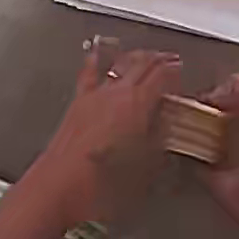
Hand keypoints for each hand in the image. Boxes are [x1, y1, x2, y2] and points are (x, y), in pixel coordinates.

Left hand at [22, 39, 179, 226]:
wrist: (57, 188)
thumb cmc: (102, 185)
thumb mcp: (143, 169)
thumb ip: (158, 141)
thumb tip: (166, 126)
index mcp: (139, 105)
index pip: (162, 77)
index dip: (174, 71)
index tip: (181, 69)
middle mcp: (119, 92)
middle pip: (143, 64)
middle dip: (159, 59)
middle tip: (170, 58)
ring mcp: (97, 94)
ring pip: (121, 63)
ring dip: (136, 56)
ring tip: (145, 54)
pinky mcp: (79, 101)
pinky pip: (90, 72)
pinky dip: (96, 58)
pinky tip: (97, 50)